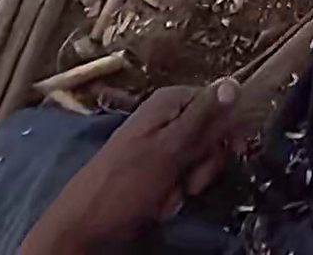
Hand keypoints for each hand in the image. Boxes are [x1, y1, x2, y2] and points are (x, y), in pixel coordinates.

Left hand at [22, 80, 240, 254]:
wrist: (77, 231)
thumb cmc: (125, 184)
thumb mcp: (170, 147)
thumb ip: (204, 115)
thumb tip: (235, 82)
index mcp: (171, 100)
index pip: (220, 100)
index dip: (229, 126)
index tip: (235, 150)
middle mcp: (167, 115)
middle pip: (211, 129)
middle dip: (205, 160)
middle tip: (191, 181)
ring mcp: (159, 141)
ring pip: (198, 155)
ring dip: (190, 179)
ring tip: (170, 197)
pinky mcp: (152, 166)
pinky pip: (179, 172)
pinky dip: (175, 190)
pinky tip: (160, 203)